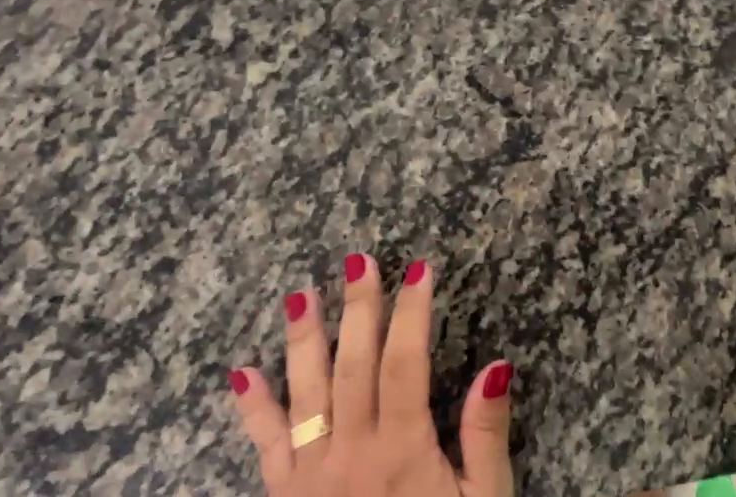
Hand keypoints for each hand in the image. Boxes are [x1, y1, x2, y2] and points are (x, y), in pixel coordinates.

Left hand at [228, 256, 515, 496]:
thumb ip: (484, 434)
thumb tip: (496, 367)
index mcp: (402, 449)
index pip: (405, 363)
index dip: (412, 313)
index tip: (419, 269)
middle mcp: (348, 454)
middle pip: (352, 367)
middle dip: (358, 309)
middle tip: (357, 260)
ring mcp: (308, 477)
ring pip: (304, 396)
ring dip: (302, 344)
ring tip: (298, 297)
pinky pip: (264, 446)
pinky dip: (252, 410)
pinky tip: (240, 375)